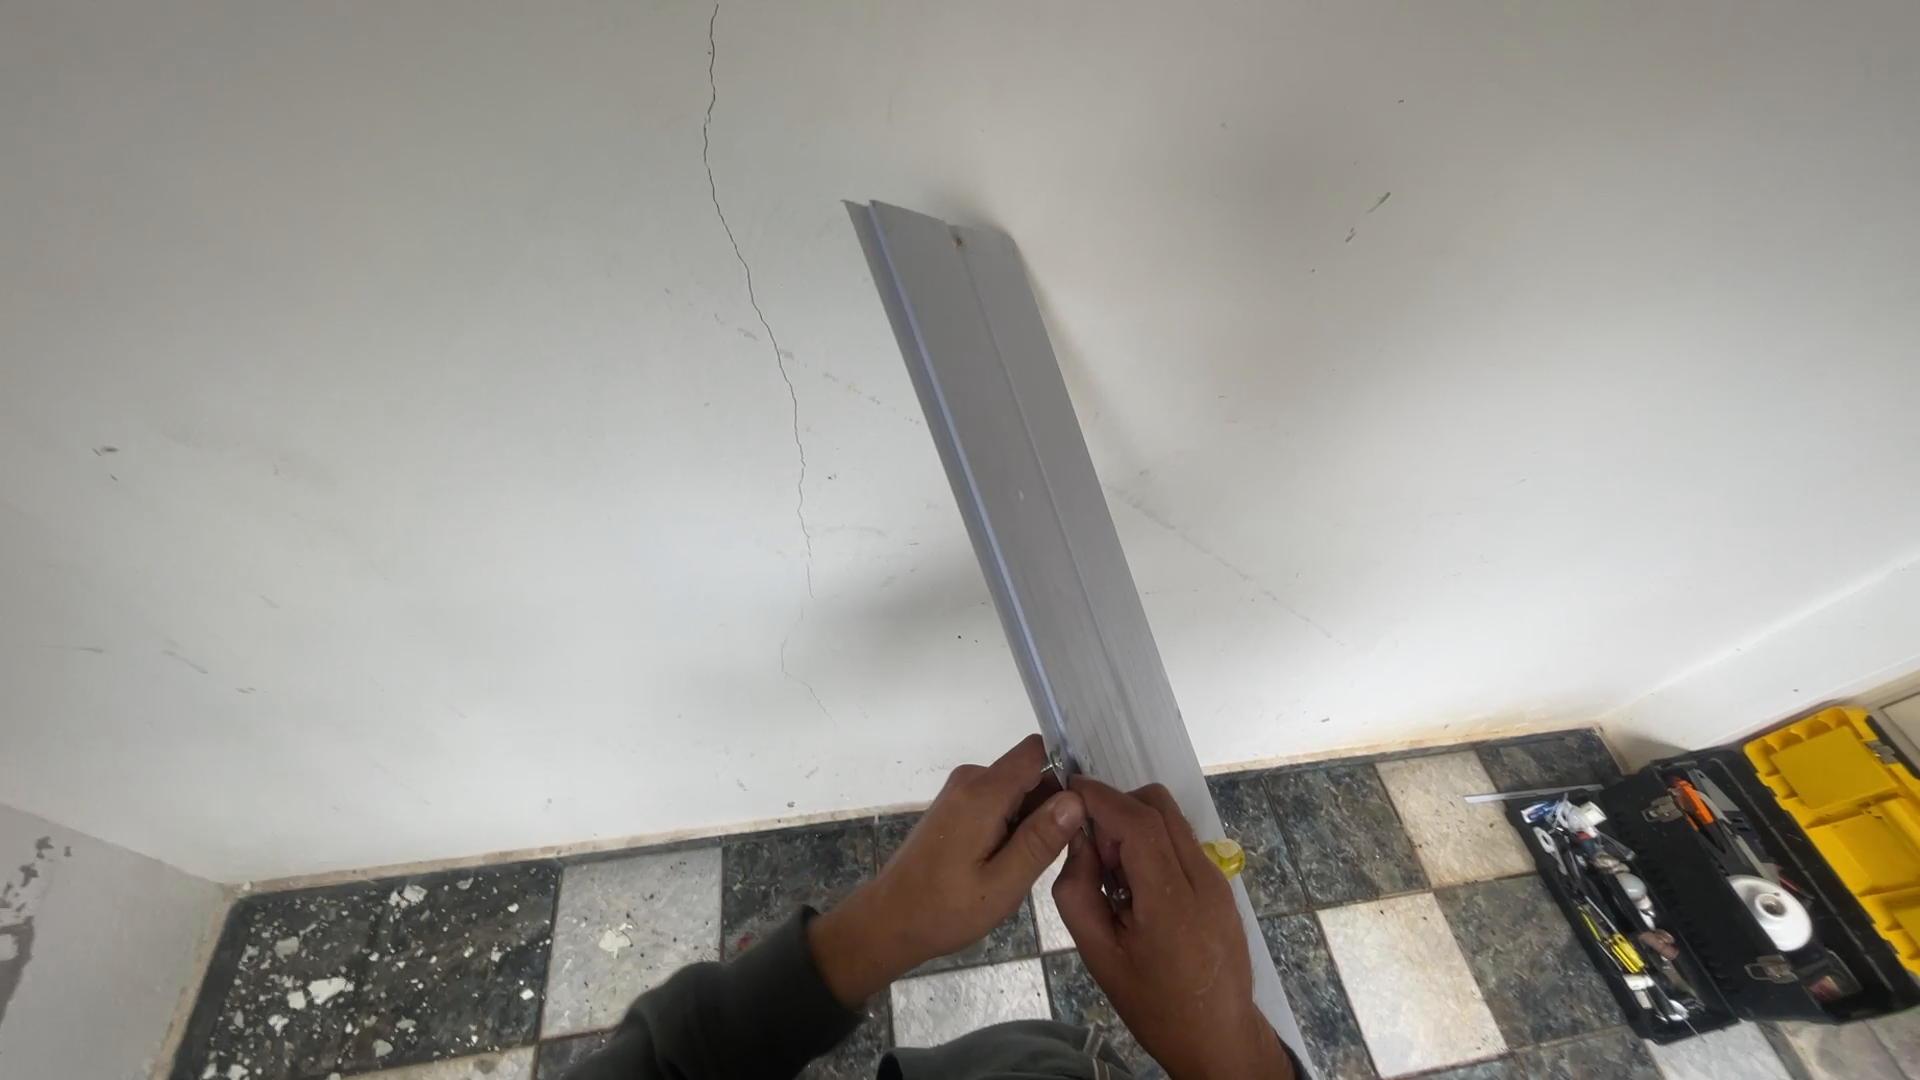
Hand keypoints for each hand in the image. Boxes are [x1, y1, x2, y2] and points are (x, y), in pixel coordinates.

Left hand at [808, 735, 1085, 1006]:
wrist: (890, 920)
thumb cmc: (946, 909)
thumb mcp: (1002, 885)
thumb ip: (1040, 840)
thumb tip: (1076, 798)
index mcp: (983, 793)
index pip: (1037, 751)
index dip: (1066, 771)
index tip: (1087, 806)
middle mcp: (971, 780)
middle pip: (1029, 772)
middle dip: (1052, 804)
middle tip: (1067, 850)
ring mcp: (961, 791)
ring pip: (1017, 789)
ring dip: (1033, 818)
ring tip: (1037, 862)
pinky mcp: (957, 805)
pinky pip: (999, 801)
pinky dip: (1014, 824)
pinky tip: (1014, 861)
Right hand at [1054, 778, 1292, 1079]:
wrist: (1221, 1041)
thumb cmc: (1154, 1004)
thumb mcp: (1098, 955)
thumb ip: (1077, 890)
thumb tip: (1078, 838)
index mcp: (1172, 902)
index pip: (1137, 822)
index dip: (1100, 797)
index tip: (1070, 791)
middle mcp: (1203, 879)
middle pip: (1157, 805)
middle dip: (1116, 807)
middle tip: (1097, 850)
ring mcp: (1218, 878)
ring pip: (1170, 817)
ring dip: (1135, 823)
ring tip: (1117, 872)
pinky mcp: (1221, 882)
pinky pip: (1180, 839)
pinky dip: (1152, 841)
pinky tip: (1139, 885)